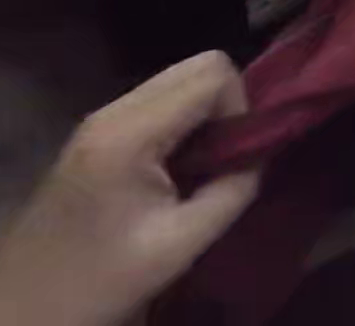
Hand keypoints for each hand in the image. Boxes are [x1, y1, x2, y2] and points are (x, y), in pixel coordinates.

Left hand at [0, 52, 259, 325]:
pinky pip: (160, 96)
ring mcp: (100, 117)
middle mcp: (113, 110)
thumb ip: (233, 192)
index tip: (232, 156)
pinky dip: (183, 117)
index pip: (214, 73)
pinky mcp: (96, 130)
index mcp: (130, 134)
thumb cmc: (94, 290)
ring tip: (198, 163)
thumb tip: (261, 153)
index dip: (238, 107)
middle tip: (221, 155)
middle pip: (200, 63)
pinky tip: (172, 166)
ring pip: (181, 76)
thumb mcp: (177, 248)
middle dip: (225, 102)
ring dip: (204, 109)